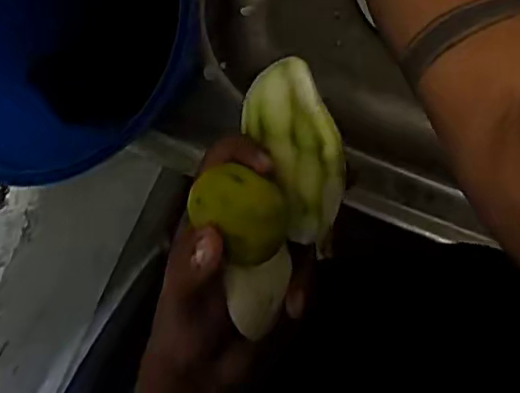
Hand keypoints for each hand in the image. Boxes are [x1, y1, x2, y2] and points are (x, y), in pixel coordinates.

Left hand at [136, 137, 310, 392]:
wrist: (203, 369)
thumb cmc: (182, 321)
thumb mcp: (181, 297)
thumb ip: (192, 269)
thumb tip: (213, 236)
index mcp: (209, 204)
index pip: (224, 159)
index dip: (245, 150)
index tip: (270, 165)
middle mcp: (240, 210)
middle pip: (274, 176)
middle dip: (306, 177)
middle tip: (338, 182)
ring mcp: (264, 236)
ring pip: (300, 214)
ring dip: (311, 242)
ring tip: (297, 288)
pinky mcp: (284, 265)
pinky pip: (308, 257)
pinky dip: (309, 278)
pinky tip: (294, 306)